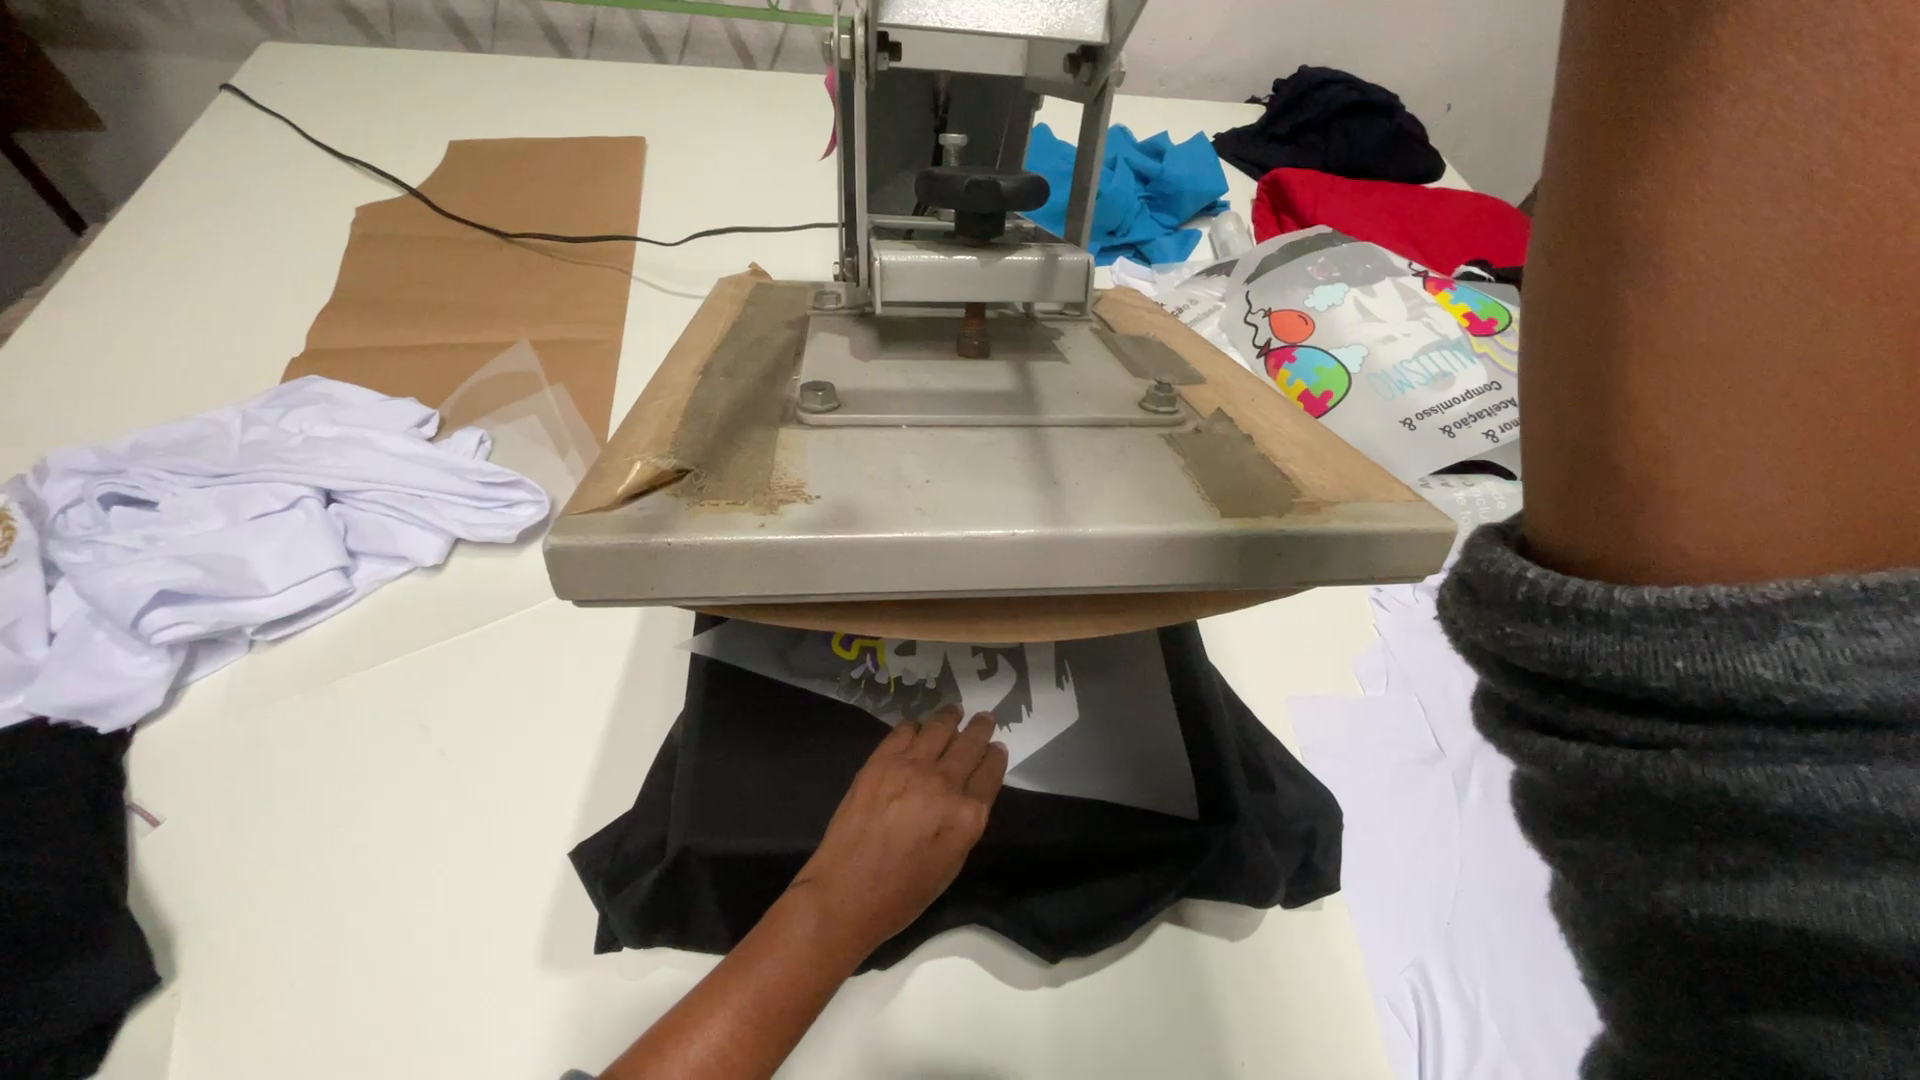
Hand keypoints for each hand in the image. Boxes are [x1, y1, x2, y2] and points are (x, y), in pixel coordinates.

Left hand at [788, 704, 1008, 962]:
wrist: (846, 893)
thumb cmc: (903, 892)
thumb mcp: (952, 862)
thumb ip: (964, 822)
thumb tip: (967, 794)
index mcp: (968, 815)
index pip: (990, 771)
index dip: (996, 756)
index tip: (997, 747)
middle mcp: (944, 783)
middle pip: (969, 744)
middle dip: (980, 728)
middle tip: (984, 718)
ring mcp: (910, 768)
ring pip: (938, 728)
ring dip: (950, 717)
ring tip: (954, 710)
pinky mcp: (880, 761)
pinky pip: (904, 731)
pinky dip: (916, 726)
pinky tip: (918, 727)